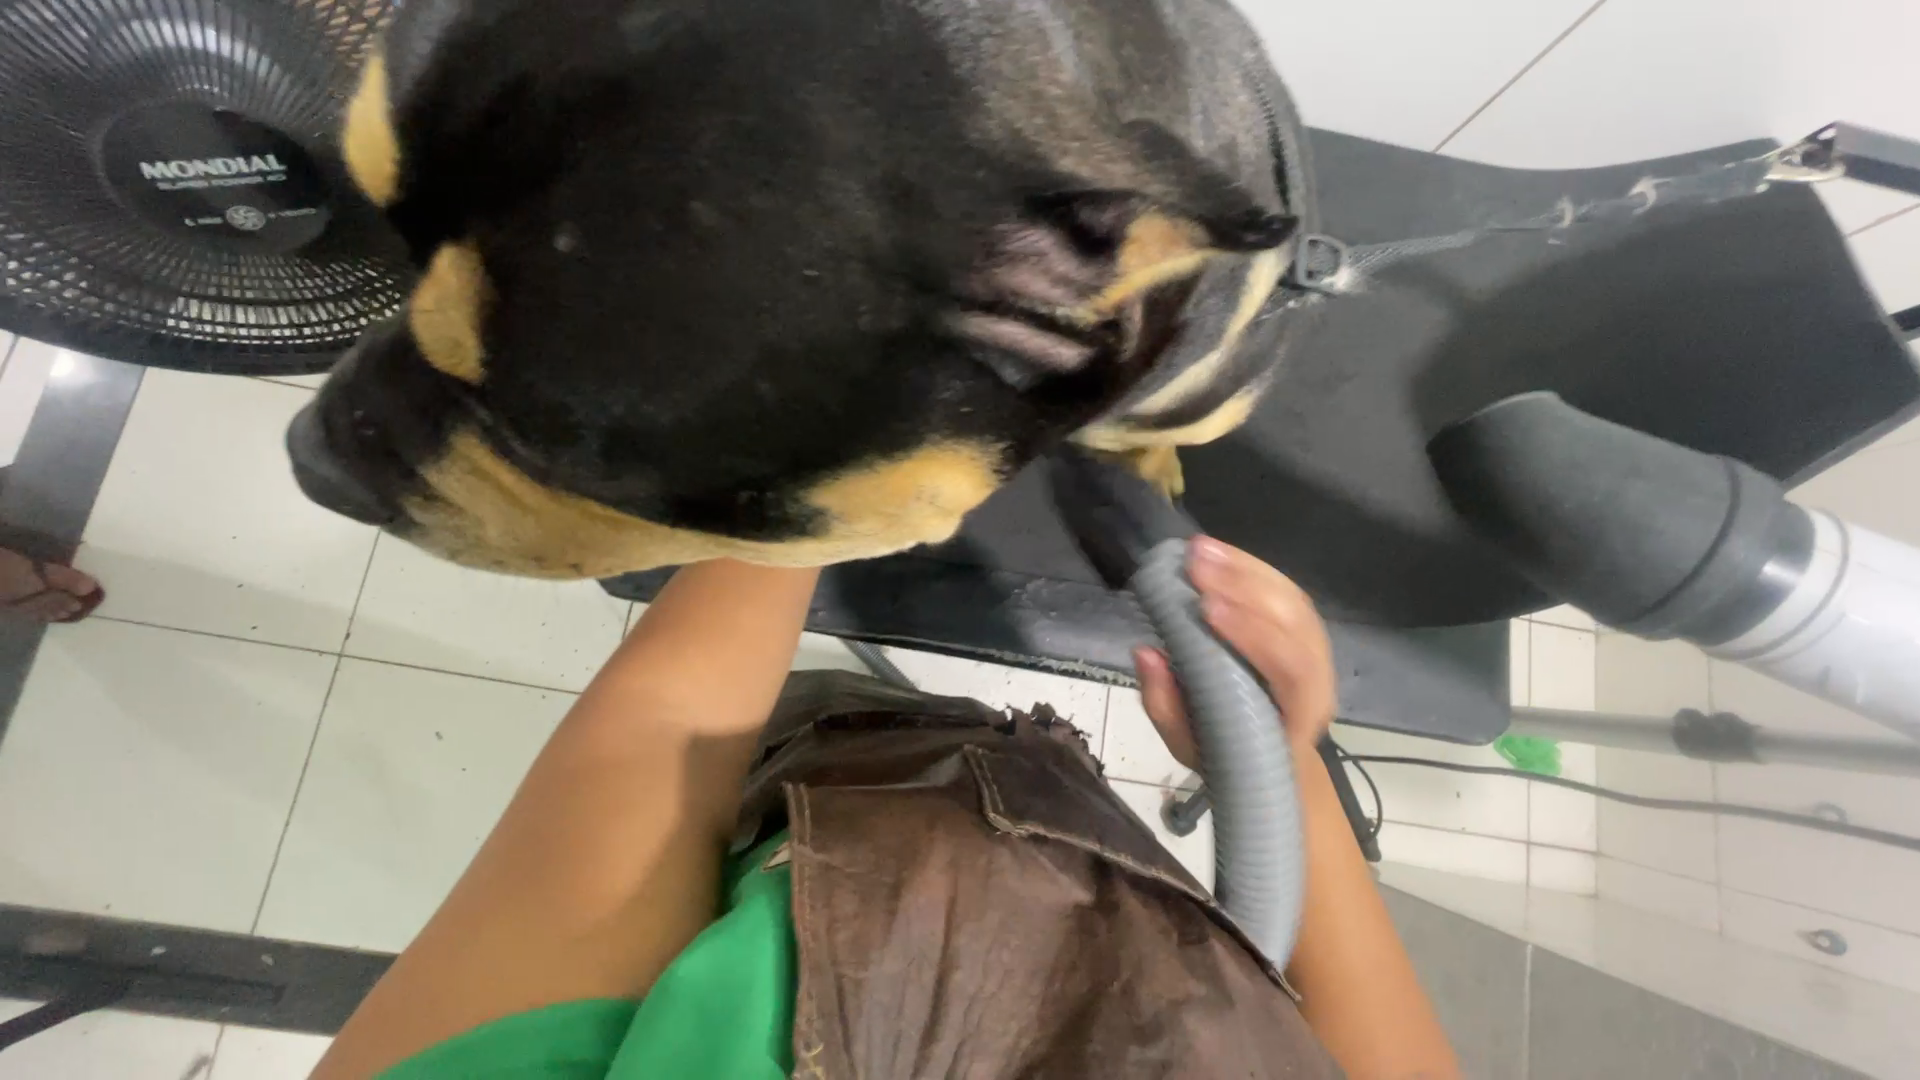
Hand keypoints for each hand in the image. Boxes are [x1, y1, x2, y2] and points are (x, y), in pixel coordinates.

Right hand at [1133, 536, 1334, 771]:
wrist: (1269, 755)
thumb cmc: (1227, 752)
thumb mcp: (1189, 745)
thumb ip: (1167, 705)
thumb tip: (1145, 652)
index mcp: (1300, 713)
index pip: (1290, 667)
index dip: (1252, 634)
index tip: (1206, 608)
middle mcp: (1318, 676)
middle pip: (1293, 621)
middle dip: (1242, 587)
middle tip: (1195, 563)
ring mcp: (1314, 646)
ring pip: (1289, 598)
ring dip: (1243, 568)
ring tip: (1198, 549)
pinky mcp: (1299, 626)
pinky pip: (1281, 588)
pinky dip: (1248, 566)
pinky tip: (1215, 552)